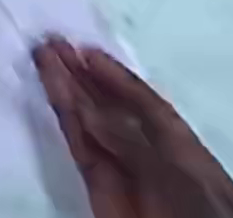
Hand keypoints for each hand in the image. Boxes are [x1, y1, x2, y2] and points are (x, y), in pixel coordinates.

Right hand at [33, 38, 232, 217]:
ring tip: (42, 53)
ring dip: (66, 88)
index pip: (152, 110)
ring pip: (91, 123)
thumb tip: (88, 108)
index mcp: (190, 160)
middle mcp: (155, 162)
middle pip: (116, 111)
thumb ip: (133, 143)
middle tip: (54, 42)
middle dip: (85, 76)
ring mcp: (126, 176)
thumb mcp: (179, 183)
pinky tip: (50, 88)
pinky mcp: (100, 191)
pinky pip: (80, 146)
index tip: (86, 50)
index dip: (119, 79)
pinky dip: (64, 117)